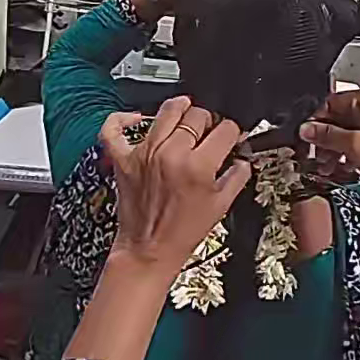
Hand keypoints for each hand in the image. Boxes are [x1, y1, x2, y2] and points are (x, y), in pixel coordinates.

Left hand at [101, 97, 251, 281]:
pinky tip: (137, 117)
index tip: (231, 137)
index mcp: (198, 166)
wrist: (149, 251)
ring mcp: (145, 154)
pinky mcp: (124, 160)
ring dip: (180, 108)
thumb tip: (244, 158)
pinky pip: (115, 129)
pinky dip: (123, 119)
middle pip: (197, 115)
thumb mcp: (221, 205)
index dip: (233, 132)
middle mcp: (171, 154)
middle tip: (210, 133)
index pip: (225, 129)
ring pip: (166, 112)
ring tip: (186, 111)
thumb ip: (238, 176)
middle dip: (209, 121)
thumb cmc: (182, 232)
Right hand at [299, 87, 359, 209]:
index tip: (306, 138)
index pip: (331, 101)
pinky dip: (347, 154)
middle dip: (325, 138)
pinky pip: (358, 142)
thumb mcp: (355, 146)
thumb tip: (307, 129)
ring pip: (347, 131)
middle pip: (338, 116)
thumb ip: (327, 135)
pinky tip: (340, 168)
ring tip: (326, 166)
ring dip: (334, 149)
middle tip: (314, 155)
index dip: (316, 121)